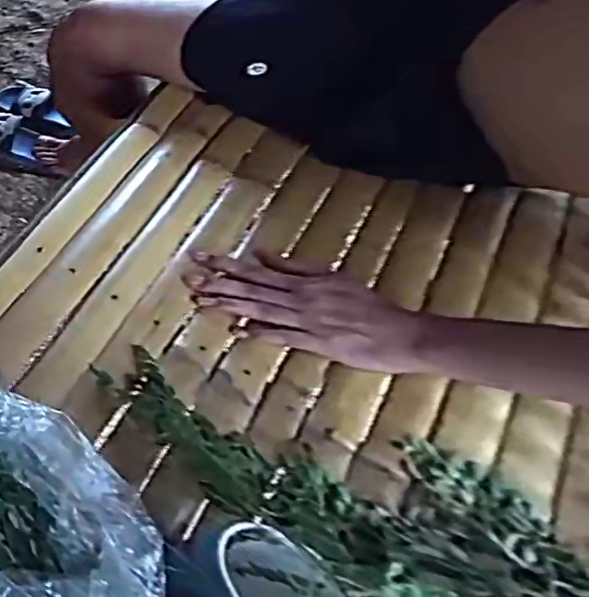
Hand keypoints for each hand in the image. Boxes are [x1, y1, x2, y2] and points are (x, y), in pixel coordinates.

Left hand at [182, 250, 430, 373]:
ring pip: (260, 310)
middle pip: (250, 289)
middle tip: (188, 279)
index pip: (254, 270)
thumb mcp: (332, 278)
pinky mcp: (317, 343)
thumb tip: (258, 254)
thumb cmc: (370, 306)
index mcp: (302, 283)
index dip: (224, 264)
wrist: (408, 336)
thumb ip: (293, 266)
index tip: (197, 257)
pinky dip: (260, 333)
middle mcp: (299, 299)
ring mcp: (307, 321)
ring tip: (200, 302)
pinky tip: (237, 331)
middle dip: (217, 283)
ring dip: (229, 306)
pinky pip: (283, 336)